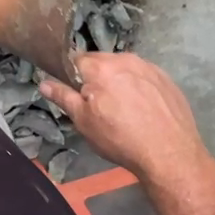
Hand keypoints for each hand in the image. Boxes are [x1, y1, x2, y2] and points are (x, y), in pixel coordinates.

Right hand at [39, 53, 212, 188]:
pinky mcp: (167, 79)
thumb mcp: (84, 121)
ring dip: (117, 80)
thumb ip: (63, 97)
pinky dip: (138, 86)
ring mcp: (149, 67)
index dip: (71, 76)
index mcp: (100, 67)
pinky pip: (143, 76)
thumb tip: (43, 82)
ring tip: (122, 107)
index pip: (74, 59)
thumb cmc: (120, 139)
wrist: (171, 156)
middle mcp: (124, 59)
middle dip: (95, 77)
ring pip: (123, 68)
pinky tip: (142, 108)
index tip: (75, 93)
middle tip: (98, 104)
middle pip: (100, 61)